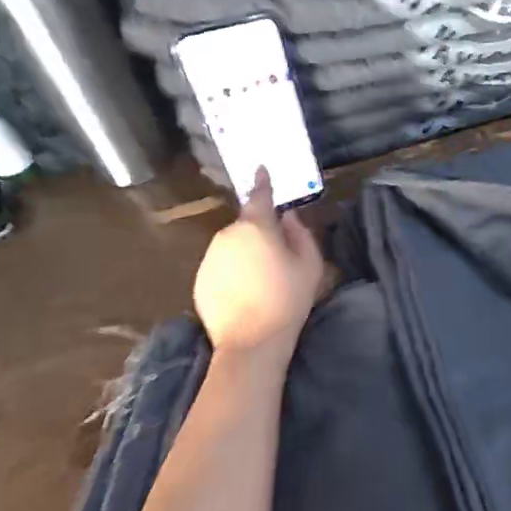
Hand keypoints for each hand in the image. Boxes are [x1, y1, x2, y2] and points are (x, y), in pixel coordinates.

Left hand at [193, 167, 324, 355]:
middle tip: (279, 258)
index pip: (260, 196)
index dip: (263, 182)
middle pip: (247, 226)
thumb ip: (300, 234)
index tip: (261, 169)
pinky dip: (234, 273)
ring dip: (247, 255)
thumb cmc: (288, 299)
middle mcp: (227, 235)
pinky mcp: (200, 279)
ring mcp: (210, 257)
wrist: (252, 340)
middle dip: (260, 234)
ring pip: (233, 247)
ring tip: (264, 281)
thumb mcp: (310, 265)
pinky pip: (222, 267)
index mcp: (256, 227)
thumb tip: (288, 217)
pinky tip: (247, 294)